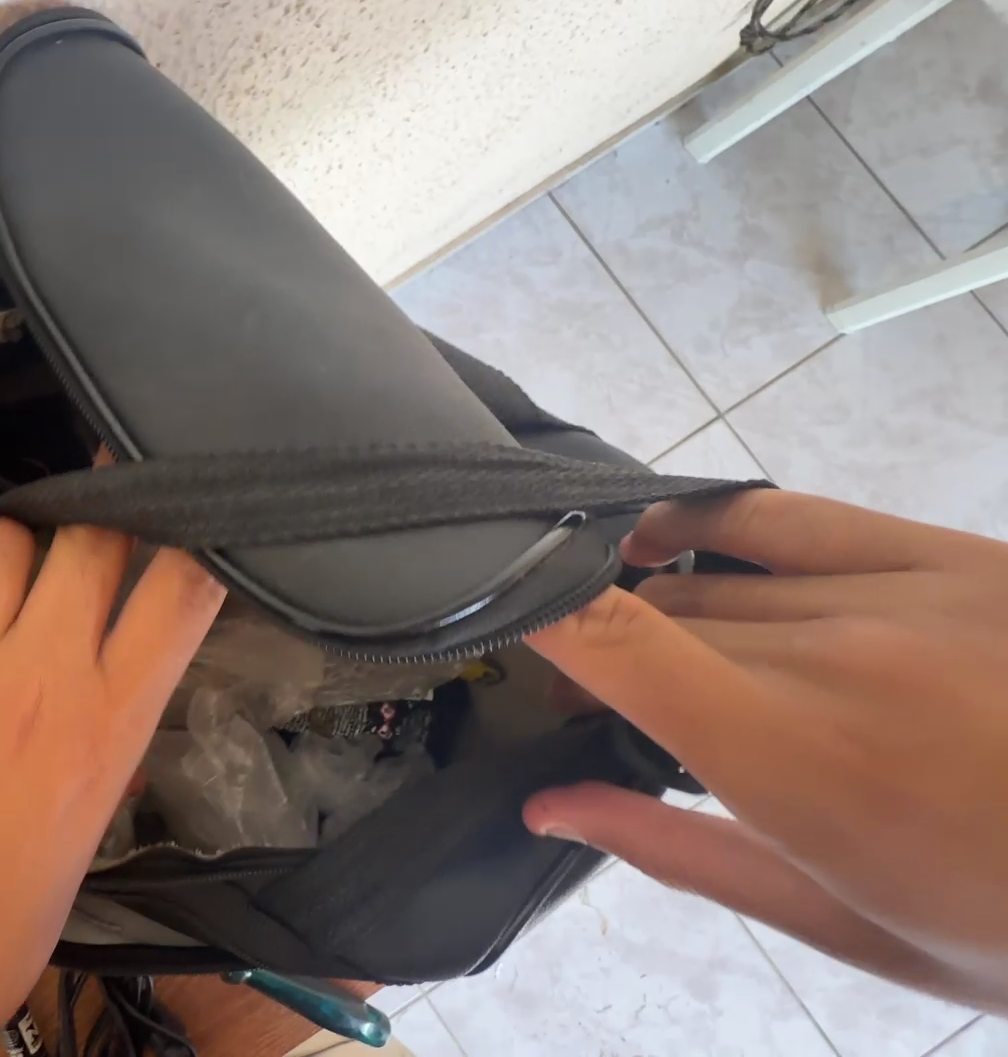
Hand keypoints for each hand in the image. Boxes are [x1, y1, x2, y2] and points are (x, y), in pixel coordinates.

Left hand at [0, 520, 223, 1056]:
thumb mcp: (78, 839)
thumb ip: (100, 738)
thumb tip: (105, 673)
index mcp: (102, 730)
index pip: (179, 592)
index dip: (181, 548)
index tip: (163, 536)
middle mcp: (34, 679)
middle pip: (89, 538)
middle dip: (85, 544)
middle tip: (61, 575)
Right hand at [521, 490, 1007, 1011]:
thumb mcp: (838, 920)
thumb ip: (670, 847)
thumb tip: (542, 805)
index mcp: (796, 759)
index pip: (614, 638)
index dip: (527, 605)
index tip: (479, 611)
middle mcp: (837, 656)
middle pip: (642, 611)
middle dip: (593, 648)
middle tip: (598, 699)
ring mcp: (903, 594)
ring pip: (697, 577)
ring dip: (649, 611)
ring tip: (663, 653)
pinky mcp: (953, 557)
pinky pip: (774, 513)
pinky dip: (695, 524)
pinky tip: (663, 544)